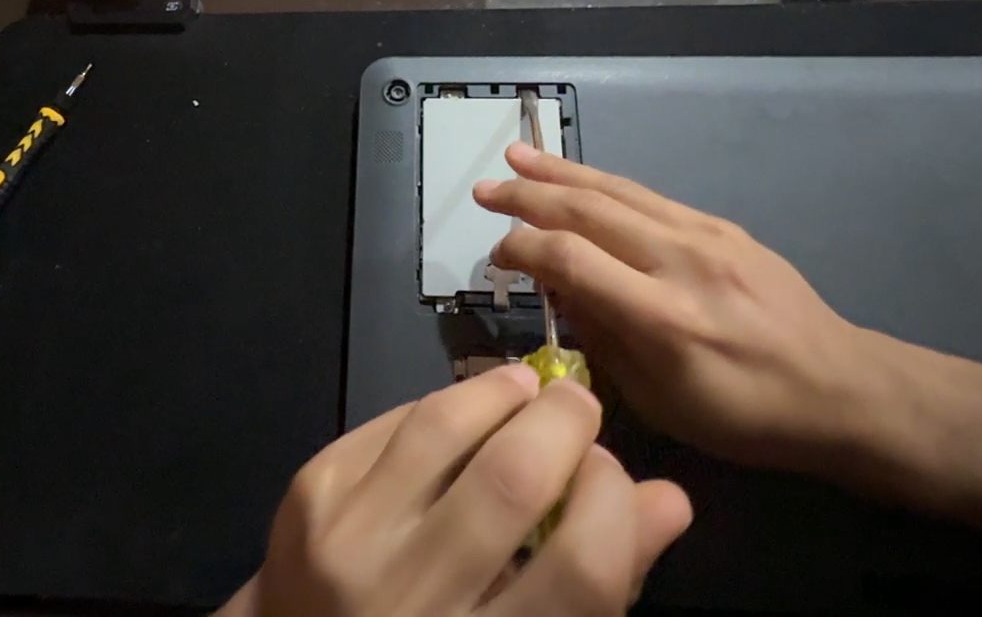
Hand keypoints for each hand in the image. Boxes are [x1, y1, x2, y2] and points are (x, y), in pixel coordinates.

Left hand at [217, 364, 690, 615]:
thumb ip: (599, 580)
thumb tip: (669, 498)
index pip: (582, 568)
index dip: (614, 503)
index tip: (612, 471)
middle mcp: (410, 601)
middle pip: (509, 480)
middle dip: (562, 423)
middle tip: (578, 405)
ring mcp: (349, 539)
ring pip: (442, 427)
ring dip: (498, 391)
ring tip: (526, 386)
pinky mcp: (313, 491)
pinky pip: (394, 421)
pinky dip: (442, 405)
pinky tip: (464, 407)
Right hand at [472, 143, 896, 469]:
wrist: (842, 388)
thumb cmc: (746, 415)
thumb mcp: (660, 402)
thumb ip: (602, 339)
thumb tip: (560, 290)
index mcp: (664, 318)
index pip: (570, 260)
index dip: (522, 249)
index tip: (498, 258)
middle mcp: (680, 261)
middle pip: (587, 210)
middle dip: (527, 196)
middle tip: (484, 191)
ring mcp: (703, 234)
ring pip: (615, 190)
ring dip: (559, 171)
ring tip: (516, 157)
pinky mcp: (718, 224)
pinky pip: (646, 196)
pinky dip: (601, 181)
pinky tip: (576, 175)